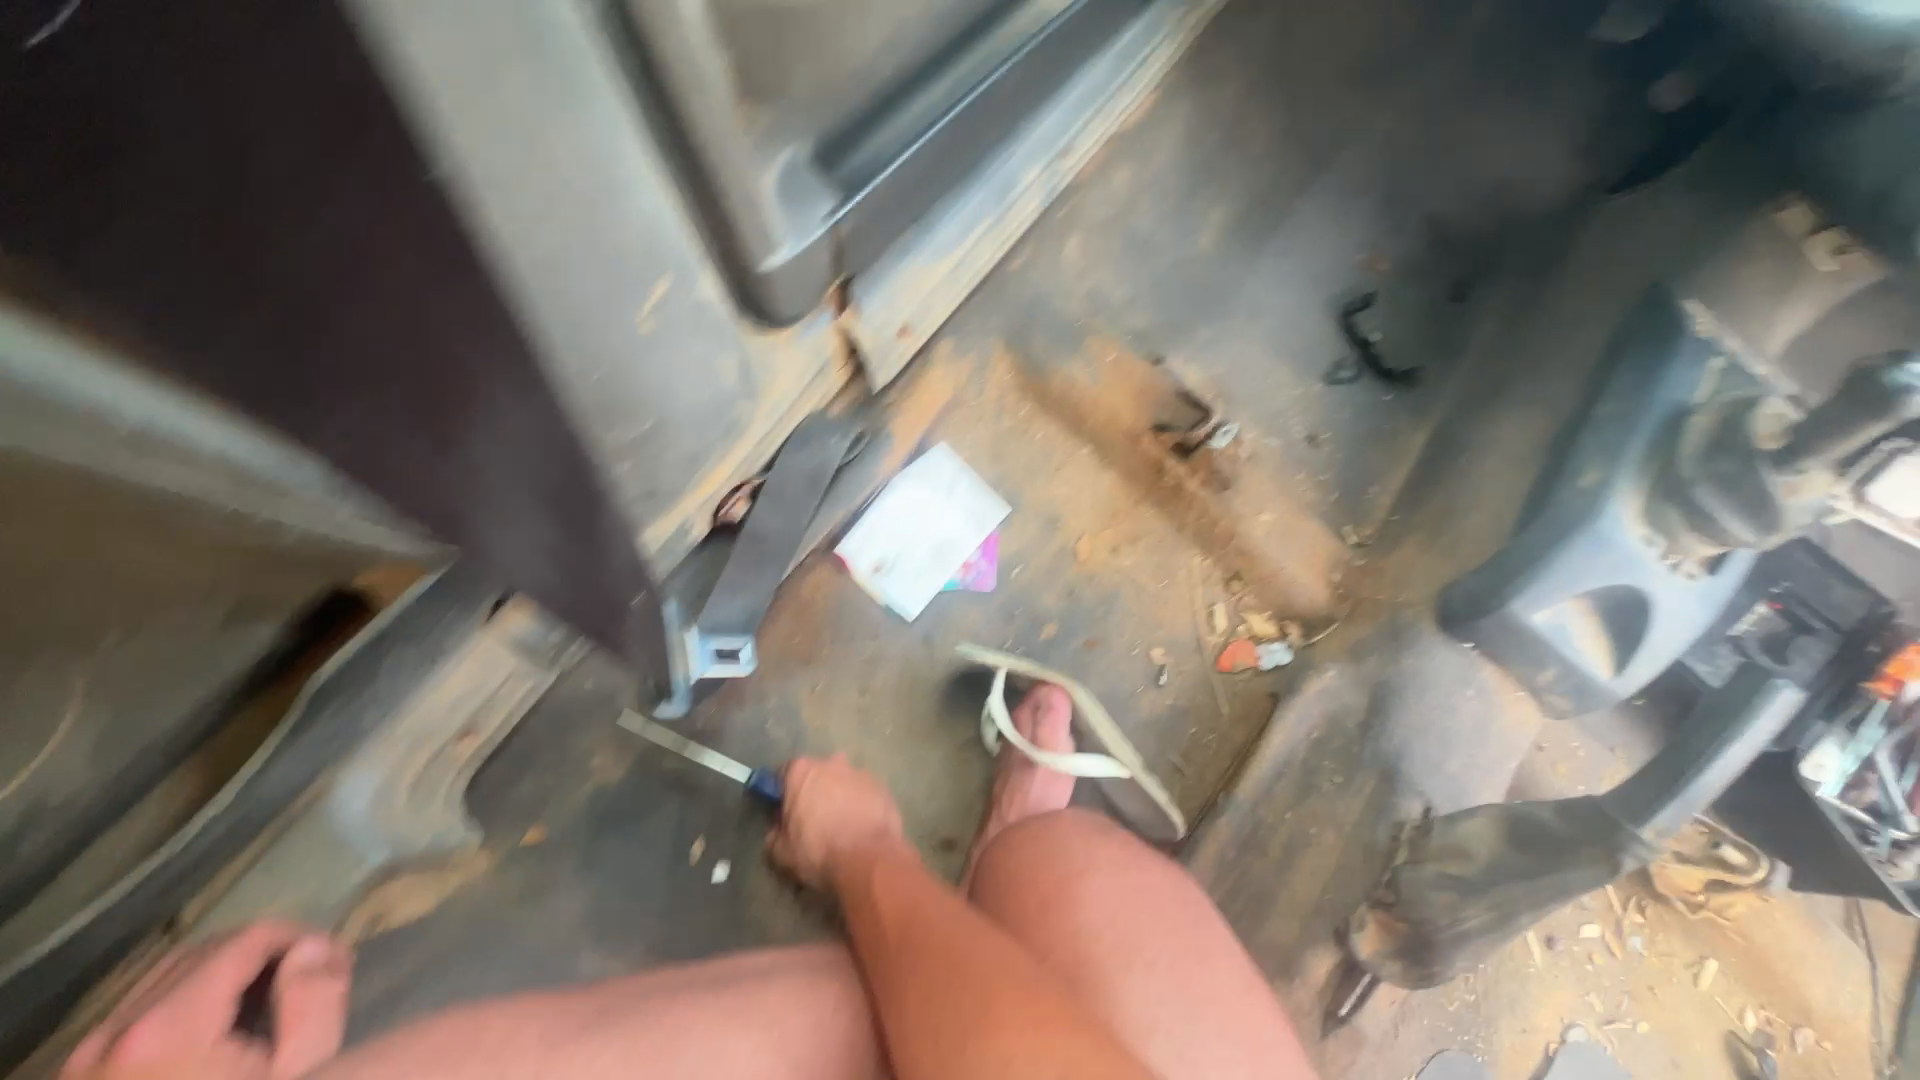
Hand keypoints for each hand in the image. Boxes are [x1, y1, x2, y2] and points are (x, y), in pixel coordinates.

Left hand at [64, 920, 350, 1079]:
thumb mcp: (304, 1068)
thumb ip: (316, 999)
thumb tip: (316, 946)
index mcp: (166, 1028)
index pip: (245, 940)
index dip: (300, 937)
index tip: (333, 960)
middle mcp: (114, 1031)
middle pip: (205, 950)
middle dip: (265, 951)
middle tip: (311, 972)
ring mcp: (88, 1054)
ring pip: (168, 973)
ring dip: (226, 970)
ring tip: (270, 995)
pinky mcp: (83, 1073)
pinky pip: (141, 1005)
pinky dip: (189, 996)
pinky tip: (223, 1023)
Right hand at [766, 754, 907, 888]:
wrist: (868, 859)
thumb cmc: (818, 851)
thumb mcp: (781, 852)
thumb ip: (774, 834)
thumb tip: (778, 830)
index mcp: (801, 771)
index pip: (783, 773)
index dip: (782, 793)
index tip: (783, 811)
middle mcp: (831, 763)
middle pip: (817, 774)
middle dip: (813, 792)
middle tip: (813, 820)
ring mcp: (860, 773)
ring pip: (843, 782)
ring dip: (839, 797)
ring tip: (842, 826)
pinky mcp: (882, 787)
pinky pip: (864, 793)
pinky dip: (861, 805)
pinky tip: (861, 827)